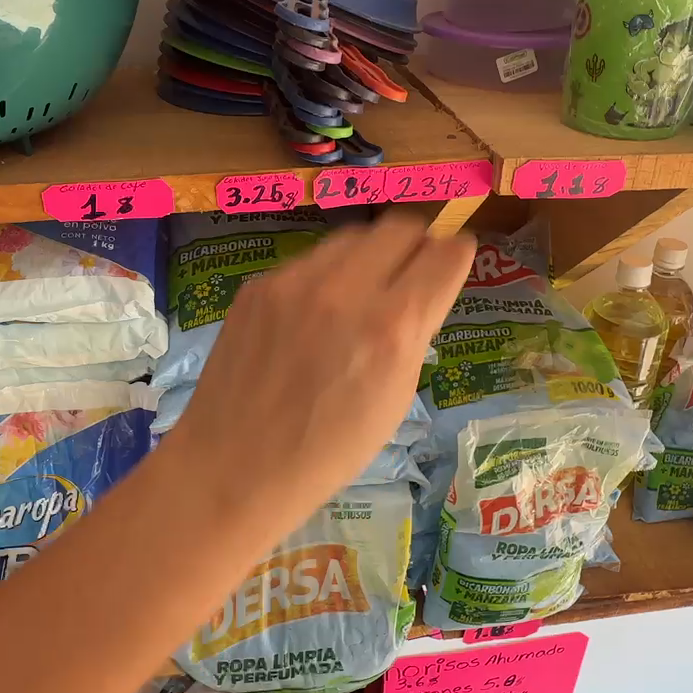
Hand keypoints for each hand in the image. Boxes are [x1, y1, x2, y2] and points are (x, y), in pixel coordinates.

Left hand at [165, 215, 472, 528]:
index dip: (456, 254)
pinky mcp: (258, 284)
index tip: (453, 259)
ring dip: (369, 256)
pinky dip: (324, 277)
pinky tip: (311, 315)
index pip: (444, 254)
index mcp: (392, 328)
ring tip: (358, 294)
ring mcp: (295, 282)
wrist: (235, 466)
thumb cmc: (329, 451)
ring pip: (353, 236)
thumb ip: (414, 334)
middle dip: (416, 243)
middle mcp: (346, 291)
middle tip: (409, 271)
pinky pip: (308, 261)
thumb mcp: (395, 398)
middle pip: (400, 226)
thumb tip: (422, 291)